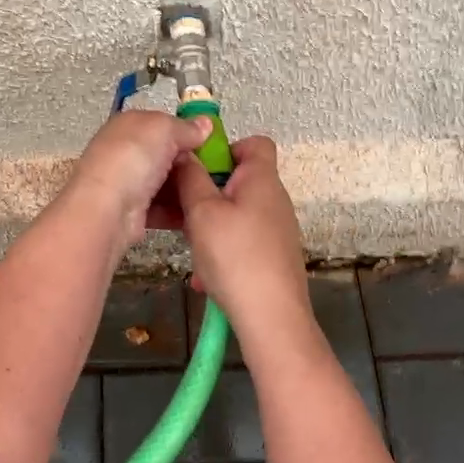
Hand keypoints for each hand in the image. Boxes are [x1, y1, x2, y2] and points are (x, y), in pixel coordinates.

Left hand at [64, 110, 214, 248]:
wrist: (107, 207)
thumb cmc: (132, 158)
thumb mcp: (164, 129)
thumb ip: (186, 127)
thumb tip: (203, 124)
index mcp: (129, 126)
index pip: (162, 125)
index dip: (186, 133)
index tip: (210, 144)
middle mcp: (125, 152)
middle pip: (164, 156)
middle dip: (189, 164)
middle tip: (215, 171)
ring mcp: (128, 183)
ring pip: (164, 184)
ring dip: (186, 189)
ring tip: (210, 193)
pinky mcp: (132, 212)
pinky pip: (162, 209)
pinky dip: (178, 211)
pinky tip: (197, 212)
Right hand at [171, 135, 311, 331]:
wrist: (272, 319)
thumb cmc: (235, 257)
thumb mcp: (202, 212)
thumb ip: (191, 179)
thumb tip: (186, 154)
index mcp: (262, 179)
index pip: (255, 143)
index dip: (227, 148)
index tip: (201, 168)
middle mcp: (275, 200)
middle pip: (239, 181)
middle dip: (208, 193)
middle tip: (186, 212)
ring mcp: (278, 230)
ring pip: (236, 215)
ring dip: (211, 227)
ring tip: (193, 250)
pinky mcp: (274, 257)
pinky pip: (242, 242)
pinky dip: (223, 252)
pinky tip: (206, 279)